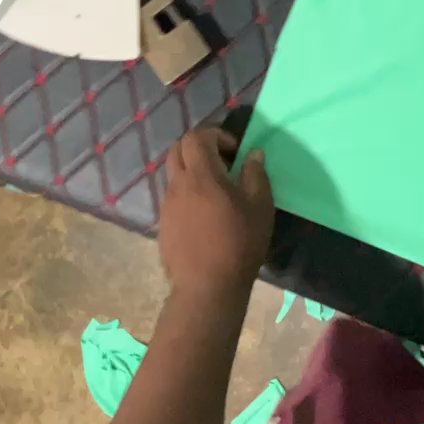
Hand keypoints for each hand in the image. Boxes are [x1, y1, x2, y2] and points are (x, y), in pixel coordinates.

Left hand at [158, 128, 274, 303]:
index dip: (215, 135)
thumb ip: (256, 174)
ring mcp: (167, 206)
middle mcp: (178, 185)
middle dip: (199, 147)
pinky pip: (173, 196)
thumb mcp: (259, 205)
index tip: (235, 151)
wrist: (207, 288)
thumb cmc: (239, 243)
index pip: (196, 137)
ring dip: (193, 171)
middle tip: (223, 162)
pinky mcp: (164, 225)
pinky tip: (206, 215)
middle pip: (178, 150)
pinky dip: (188, 193)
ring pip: (173, 174)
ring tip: (217, 191)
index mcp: (201, 176)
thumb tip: (253, 154)